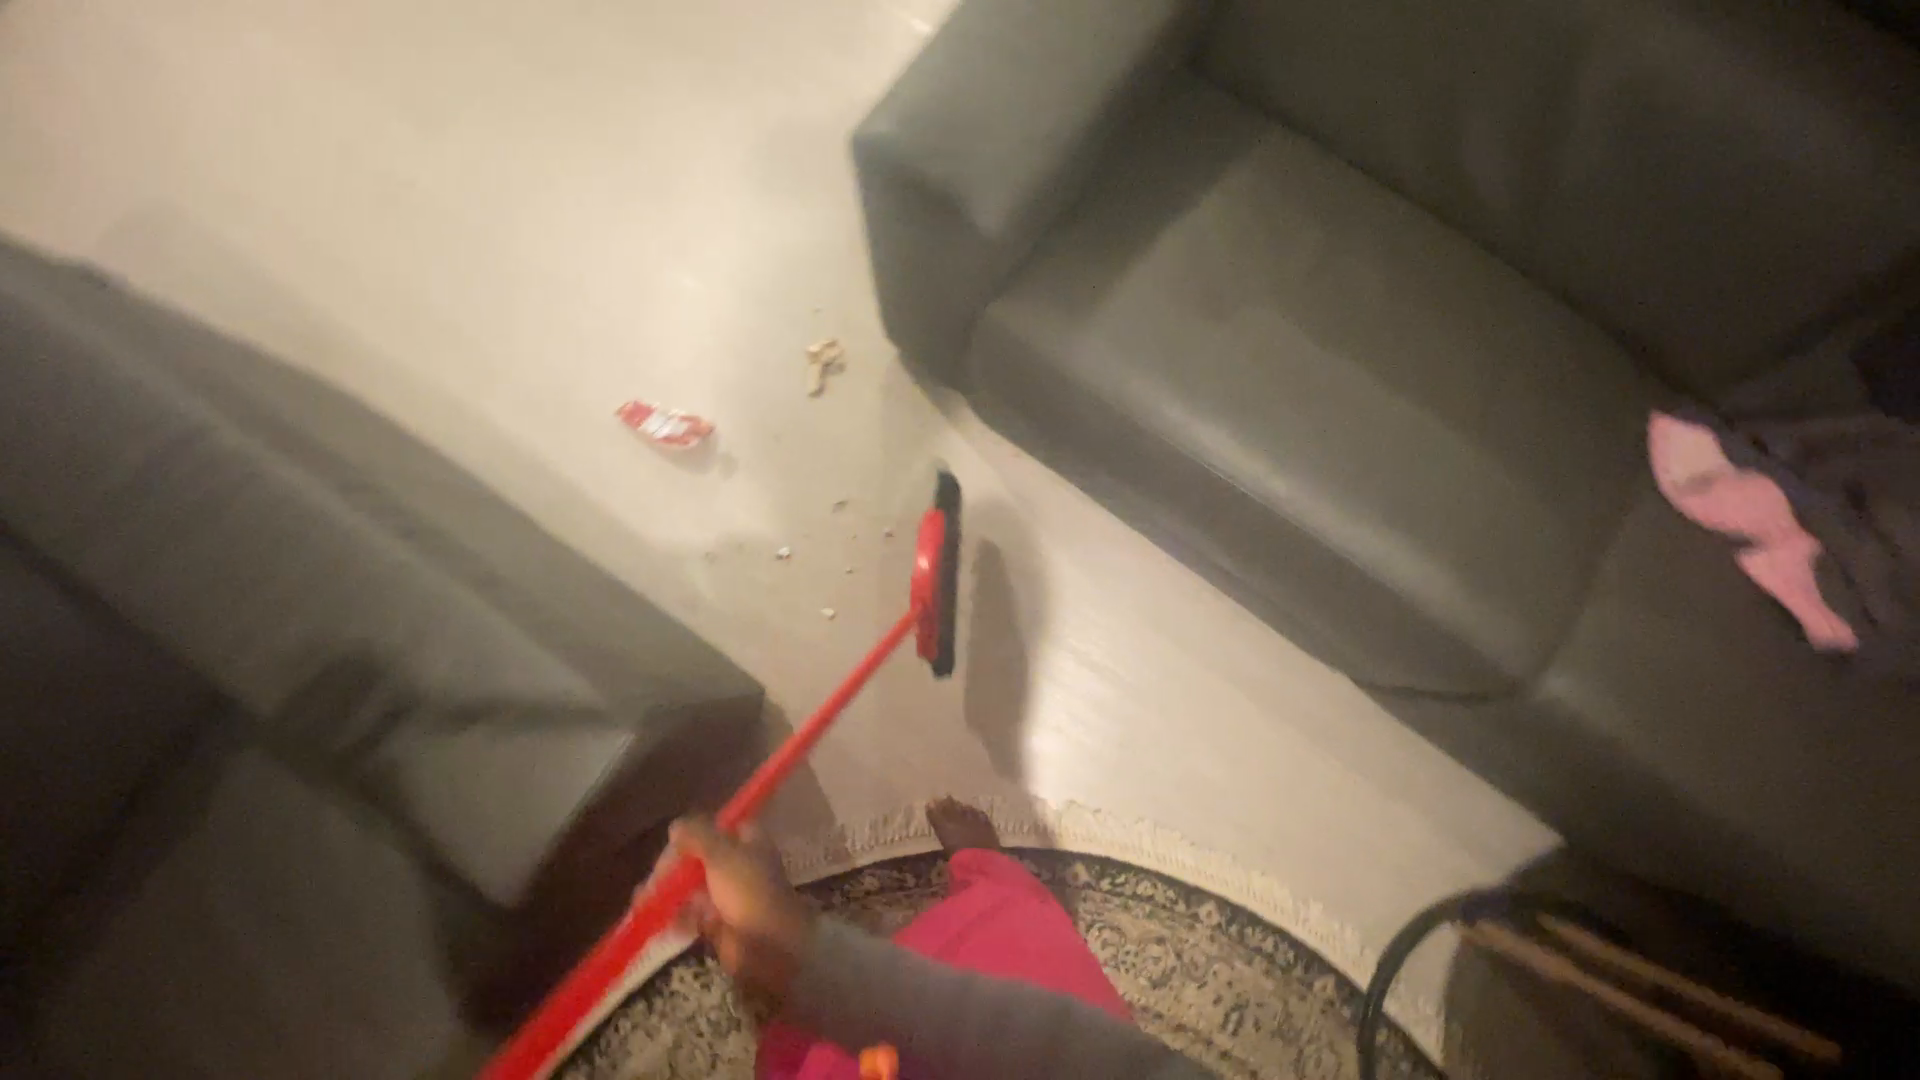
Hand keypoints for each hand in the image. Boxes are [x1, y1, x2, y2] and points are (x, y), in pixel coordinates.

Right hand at [662, 817, 814, 1001]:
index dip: (692, 835)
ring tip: (641, 902)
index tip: (670, 847)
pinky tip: (649, 918)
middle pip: (698, 859)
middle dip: (672, 869)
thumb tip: (676, 826)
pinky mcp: (718, 922)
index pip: (715, 829)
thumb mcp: (722, 854)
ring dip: (666, 892)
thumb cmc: (748, 889)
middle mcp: (738, 864)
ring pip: (691, 887)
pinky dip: (671, 915)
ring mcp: (728, 894)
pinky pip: (690, 914)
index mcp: (747, 842)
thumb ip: (698, 836)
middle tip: (650, 883)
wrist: (769, 944)